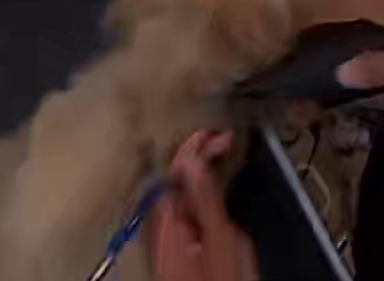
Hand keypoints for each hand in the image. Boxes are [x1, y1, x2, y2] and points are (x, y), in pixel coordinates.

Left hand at [145, 131, 255, 280]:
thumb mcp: (219, 239)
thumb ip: (204, 198)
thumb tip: (191, 160)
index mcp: (164, 234)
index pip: (166, 180)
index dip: (186, 151)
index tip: (209, 132)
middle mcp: (161, 239)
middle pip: (170, 186)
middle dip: (194, 157)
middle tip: (221, 137)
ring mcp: (171, 246)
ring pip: (178, 196)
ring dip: (198, 169)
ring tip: (222, 149)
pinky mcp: (184, 251)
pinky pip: (186, 209)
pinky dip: (200, 188)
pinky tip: (215, 178)